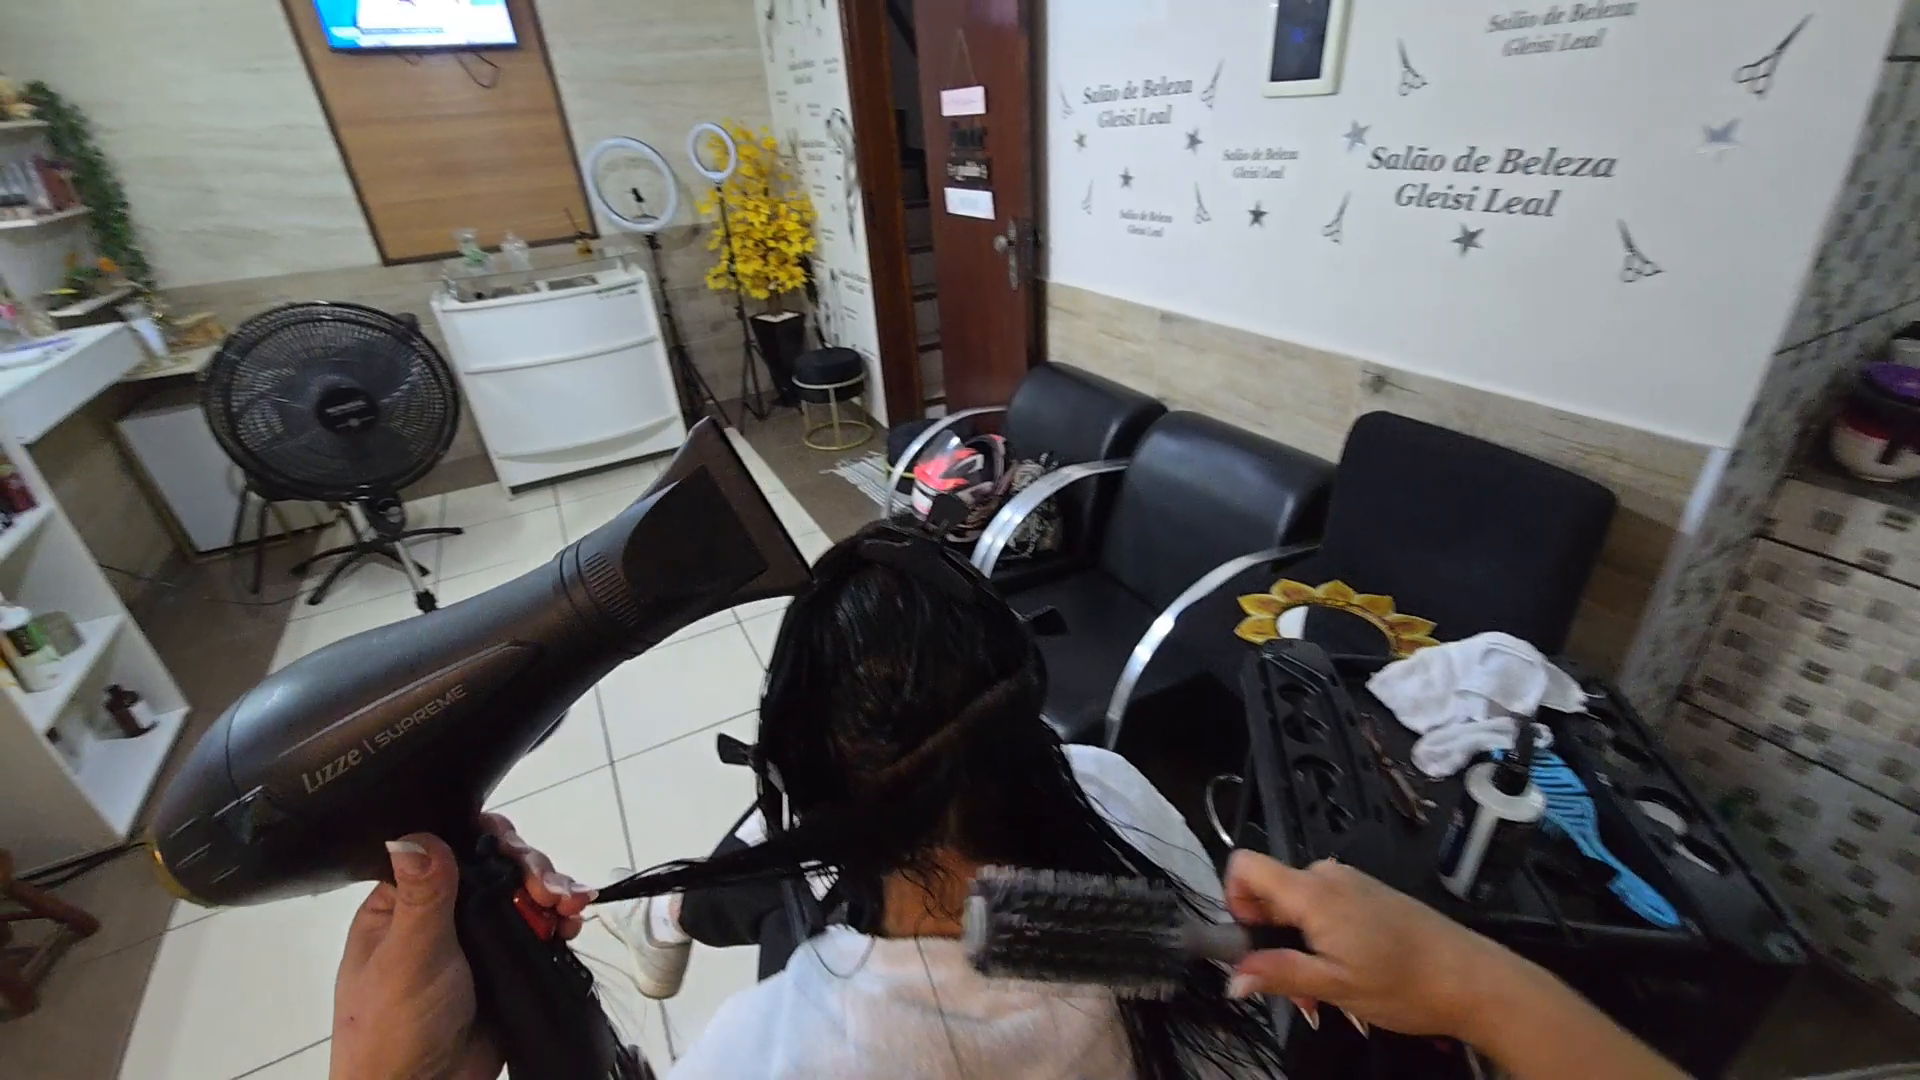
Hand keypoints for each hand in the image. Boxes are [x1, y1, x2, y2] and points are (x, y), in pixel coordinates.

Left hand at [329, 817, 597, 1079]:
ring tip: (571, 906)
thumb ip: (421, 895)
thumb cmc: (397, 1029)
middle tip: (549, 892)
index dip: (492, 841)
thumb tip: (410, 834)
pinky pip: (544, 918)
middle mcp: (445, 910)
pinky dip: (564, 914)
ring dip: (556, 888)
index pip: (456, 847)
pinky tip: (573, 920)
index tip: (516, 853)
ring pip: (527, 887)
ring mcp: (480, 932)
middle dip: (534, 869)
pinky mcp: (510, 954)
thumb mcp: (409, 957)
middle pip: (501, 864)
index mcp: (407, 903)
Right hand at [1222, 850, 1516, 1040]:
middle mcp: (1324, 875)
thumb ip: (1279, 975)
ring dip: (1296, 944)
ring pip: (1296, 904)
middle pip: (1270, 891)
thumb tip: (1230, 979)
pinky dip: (1320, 936)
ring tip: (1324, 992)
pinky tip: (1346, 973)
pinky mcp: (1367, 892)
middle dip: (1270, 938)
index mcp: (1310, 891)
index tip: (1250, 939)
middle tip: (1294, 990)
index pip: (1245, 864)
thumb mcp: (1336, 987)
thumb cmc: (1403, 984)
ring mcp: (1348, 881)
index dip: (1233, 897)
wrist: (1477, 980)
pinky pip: (1323, 905)